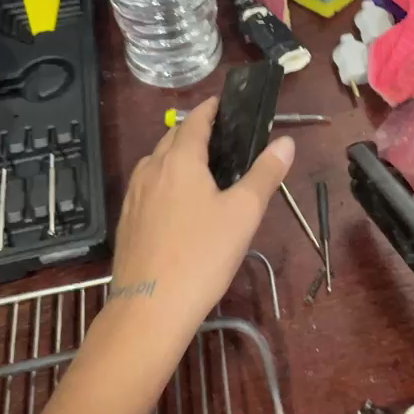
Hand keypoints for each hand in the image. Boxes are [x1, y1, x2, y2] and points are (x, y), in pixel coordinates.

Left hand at [106, 97, 293, 339]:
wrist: (150, 309)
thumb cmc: (202, 255)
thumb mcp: (244, 213)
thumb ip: (265, 174)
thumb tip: (286, 142)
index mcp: (180, 160)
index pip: (195, 120)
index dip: (211, 109)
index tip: (225, 104)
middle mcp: (151, 169)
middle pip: (173, 138)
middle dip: (195, 132)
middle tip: (222, 140)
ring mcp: (134, 196)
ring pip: (157, 162)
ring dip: (177, 157)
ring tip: (203, 171)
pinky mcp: (127, 221)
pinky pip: (147, 187)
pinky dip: (165, 182)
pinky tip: (179, 206)